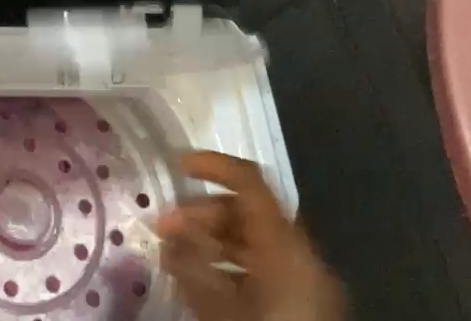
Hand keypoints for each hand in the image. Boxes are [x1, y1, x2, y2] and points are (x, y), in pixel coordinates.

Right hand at [156, 152, 346, 320]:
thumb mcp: (218, 306)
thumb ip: (190, 263)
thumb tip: (169, 234)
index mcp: (285, 243)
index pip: (248, 180)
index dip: (212, 165)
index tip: (176, 165)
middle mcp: (301, 253)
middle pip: (248, 211)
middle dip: (202, 212)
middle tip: (164, 226)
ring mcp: (307, 281)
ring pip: (255, 241)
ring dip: (213, 240)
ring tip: (177, 255)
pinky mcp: (306, 307)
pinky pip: (266, 269)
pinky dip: (232, 265)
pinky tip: (204, 283)